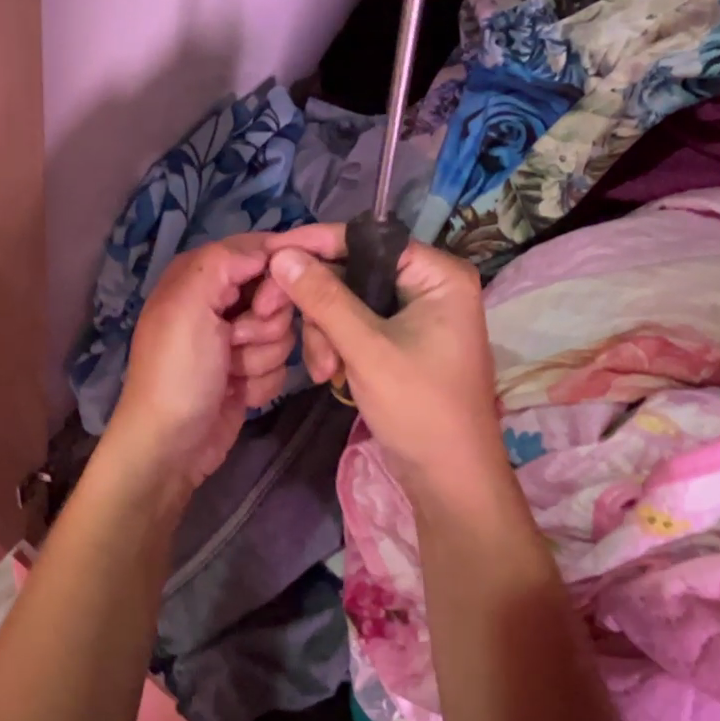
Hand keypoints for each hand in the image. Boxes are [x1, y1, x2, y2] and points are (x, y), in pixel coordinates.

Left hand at [108, 235, 298, 489]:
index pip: (259, 249)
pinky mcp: (249, 371)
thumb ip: (224, 262)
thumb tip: (266, 248)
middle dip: (265, 323)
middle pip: (279, 293)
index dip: (280, 269)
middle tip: (235, 341)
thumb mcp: (188, 305)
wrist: (170, 446)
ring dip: (260, 357)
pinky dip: (261, 382)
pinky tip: (236, 393)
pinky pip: (282, 364)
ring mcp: (235, 339)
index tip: (275, 299)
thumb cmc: (177, 372)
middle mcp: (219, 300)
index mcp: (200, 274)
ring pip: (284, 331)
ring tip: (230, 372)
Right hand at [258, 224, 505, 494]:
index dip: (318, 245)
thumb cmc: (419, 409)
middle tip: (285, 326)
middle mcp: (429, 285)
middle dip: (320, 307)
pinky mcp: (401, 341)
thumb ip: (323, 298)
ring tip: (323, 372)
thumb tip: (282, 254)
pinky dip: (337, 346)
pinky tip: (330, 376)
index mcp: (438, 275)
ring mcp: (415, 314)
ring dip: (325, 333)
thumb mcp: (366, 349)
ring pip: (347, 301)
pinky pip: (356, 325)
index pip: (367, 240)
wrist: (449, 480)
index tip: (271, 254)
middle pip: (353, 271)